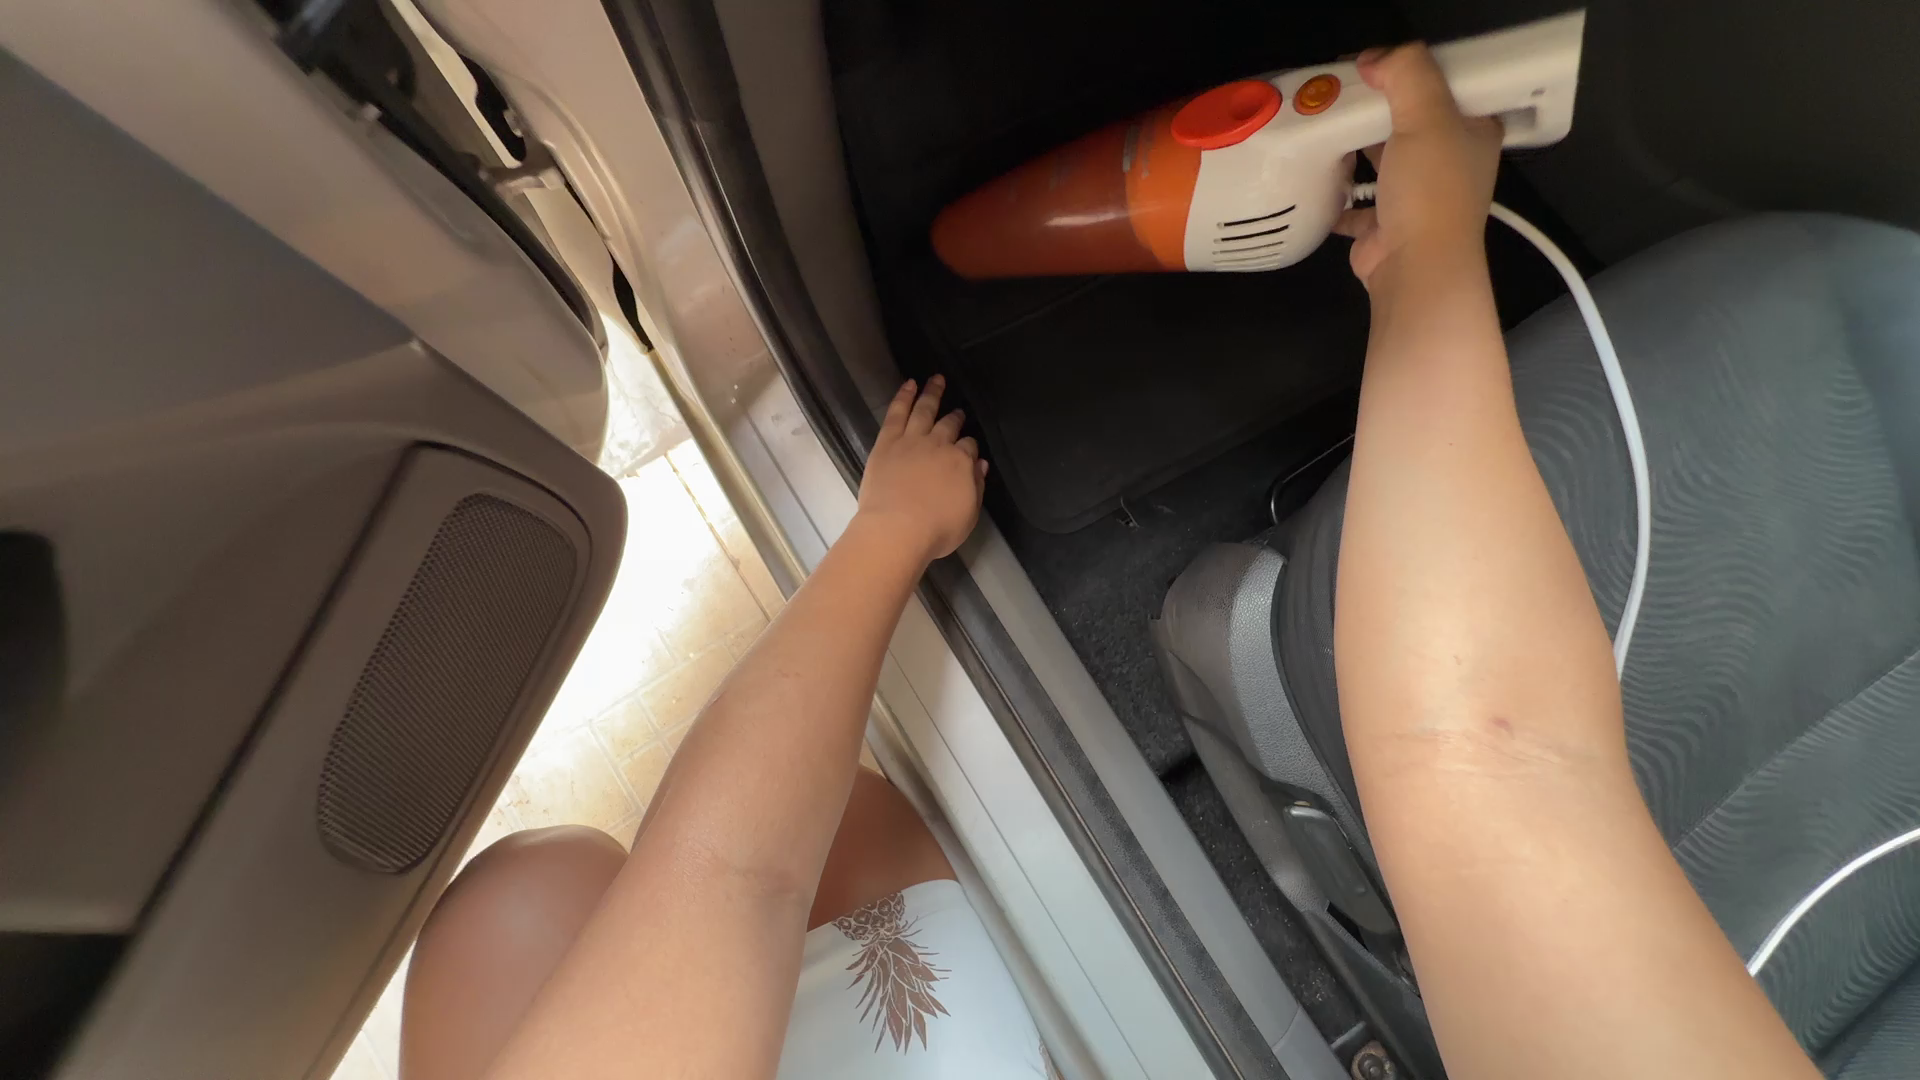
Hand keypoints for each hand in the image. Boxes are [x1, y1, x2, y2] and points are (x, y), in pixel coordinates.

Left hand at [855, 376, 986, 563]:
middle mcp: (939, 445)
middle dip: (955, 417)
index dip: (970, 447)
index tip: (969, 448)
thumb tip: (980, 465)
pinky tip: (910, 384)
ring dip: (932, 394)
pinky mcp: (887, 442)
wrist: (897, 529)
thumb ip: (976, 487)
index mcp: (961, 463)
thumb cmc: (936, 530)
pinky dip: (904, 396)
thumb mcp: (968, 515)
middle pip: (949, 425)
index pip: (969, 447)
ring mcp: (912, 441)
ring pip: (925, 410)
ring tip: (936, 380)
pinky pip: (897, 412)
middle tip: (958, 411)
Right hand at [1333, 43, 1502, 288]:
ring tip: (1323, 135)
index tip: (1376, 68)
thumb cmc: (1430, 189)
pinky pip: (1357, 204)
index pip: (1446, 86)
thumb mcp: (1426, 115)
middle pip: (1408, 123)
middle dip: (1375, 111)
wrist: (1414, 266)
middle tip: (1341, 98)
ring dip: (1354, 152)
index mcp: (1472, 130)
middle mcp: (1447, 162)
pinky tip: (1318, 184)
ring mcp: (1415, 197)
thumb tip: (1372, 57)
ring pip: (1382, 162)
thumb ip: (1406, 74)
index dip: (1413, 72)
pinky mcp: (1384, 226)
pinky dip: (1338, 197)